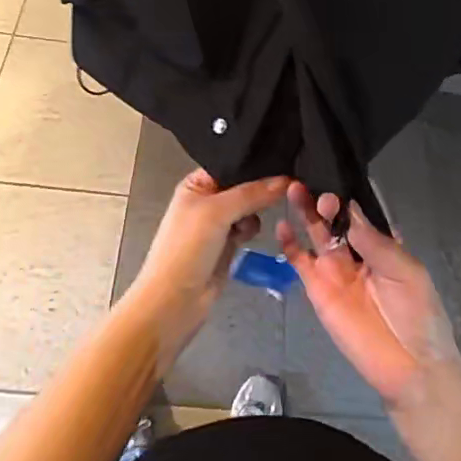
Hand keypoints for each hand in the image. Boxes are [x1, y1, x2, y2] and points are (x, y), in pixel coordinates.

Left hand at [126, 170, 288, 360]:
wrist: (175, 301)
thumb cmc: (188, 248)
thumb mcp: (217, 212)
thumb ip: (251, 194)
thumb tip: (285, 179)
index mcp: (196, 184)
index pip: (230, 164)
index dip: (253, 162)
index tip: (282, 158)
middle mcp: (206, 199)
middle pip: (242, 185)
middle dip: (260, 187)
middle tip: (285, 185)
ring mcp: (217, 224)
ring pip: (248, 206)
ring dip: (255, 211)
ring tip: (252, 219)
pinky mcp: (228, 244)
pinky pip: (248, 227)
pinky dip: (251, 229)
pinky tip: (247, 237)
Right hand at [277, 184, 460, 408]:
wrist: (410, 367)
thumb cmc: (418, 314)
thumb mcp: (406, 271)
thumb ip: (375, 242)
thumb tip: (350, 209)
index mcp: (382, 243)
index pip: (360, 211)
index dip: (348, 196)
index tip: (336, 178)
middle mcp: (356, 251)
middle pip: (335, 218)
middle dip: (326, 201)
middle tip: (321, 194)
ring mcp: (334, 269)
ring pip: (316, 232)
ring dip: (305, 211)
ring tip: (294, 189)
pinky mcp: (317, 289)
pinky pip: (300, 261)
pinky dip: (289, 243)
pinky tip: (282, 226)